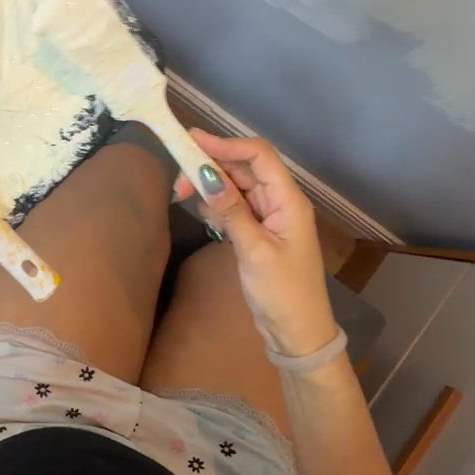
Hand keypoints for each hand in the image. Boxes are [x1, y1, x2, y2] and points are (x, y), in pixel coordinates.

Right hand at [174, 129, 337, 356]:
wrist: (296, 332)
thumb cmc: (283, 293)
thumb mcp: (255, 251)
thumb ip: (231, 211)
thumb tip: (206, 176)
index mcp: (289, 201)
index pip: (259, 156)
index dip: (226, 144)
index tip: (191, 142)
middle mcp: (279, 201)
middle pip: (243, 167)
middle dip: (210, 166)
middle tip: (178, 182)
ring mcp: (268, 216)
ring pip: (235, 185)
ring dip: (210, 185)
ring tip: (184, 197)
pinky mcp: (256, 231)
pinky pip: (233, 205)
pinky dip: (216, 204)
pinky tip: (204, 215)